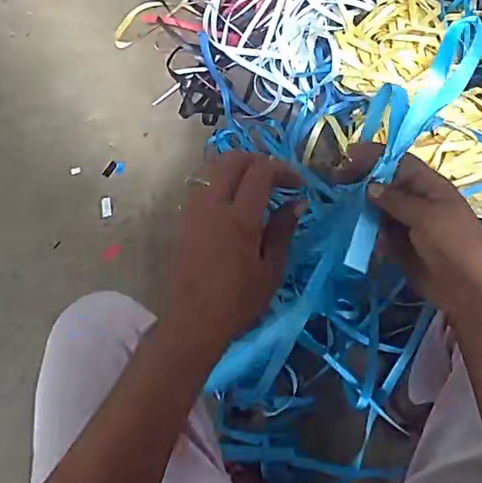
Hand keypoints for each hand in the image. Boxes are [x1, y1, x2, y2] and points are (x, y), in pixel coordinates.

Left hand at [164, 152, 301, 353]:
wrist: (192, 322)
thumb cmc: (238, 302)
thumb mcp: (271, 270)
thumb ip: (283, 231)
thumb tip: (297, 203)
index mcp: (239, 218)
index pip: (260, 172)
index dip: (282, 170)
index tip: (298, 185)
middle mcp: (212, 205)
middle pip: (232, 160)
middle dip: (258, 160)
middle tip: (276, 178)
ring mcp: (193, 209)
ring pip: (213, 168)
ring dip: (236, 167)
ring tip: (255, 186)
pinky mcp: (183, 218)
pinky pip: (202, 184)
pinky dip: (221, 180)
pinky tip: (234, 201)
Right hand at [340, 144, 481, 321]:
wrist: (468, 290)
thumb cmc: (454, 244)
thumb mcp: (427, 216)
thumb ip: (397, 200)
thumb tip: (369, 186)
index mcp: (429, 186)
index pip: (398, 162)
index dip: (374, 157)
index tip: (348, 156)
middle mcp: (417, 201)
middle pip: (385, 184)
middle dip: (361, 180)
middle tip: (335, 182)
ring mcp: (407, 224)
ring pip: (378, 208)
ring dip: (360, 206)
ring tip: (338, 206)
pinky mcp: (400, 246)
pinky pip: (378, 233)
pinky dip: (365, 231)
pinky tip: (351, 231)